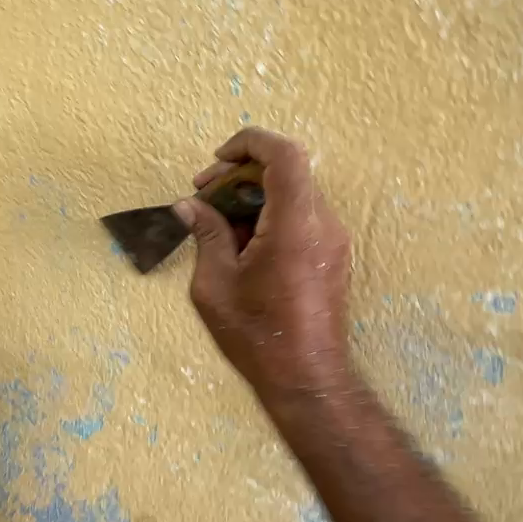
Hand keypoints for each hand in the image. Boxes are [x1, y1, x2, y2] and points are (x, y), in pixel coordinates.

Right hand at [176, 128, 351, 398]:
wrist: (307, 378)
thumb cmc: (256, 333)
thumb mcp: (215, 283)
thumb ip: (206, 234)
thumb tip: (189, 205)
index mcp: (295, 225)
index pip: (285, 155)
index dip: (249, 143)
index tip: (215, 160)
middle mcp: (322, 224)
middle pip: (285, 170)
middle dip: (239, 172)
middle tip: (201, 193)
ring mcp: (332, 239)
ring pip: (291, 191)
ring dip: (251, 194)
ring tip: (215, 221)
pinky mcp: (331, 254)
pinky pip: (298, 214)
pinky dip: (267, 213)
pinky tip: (239, 241)